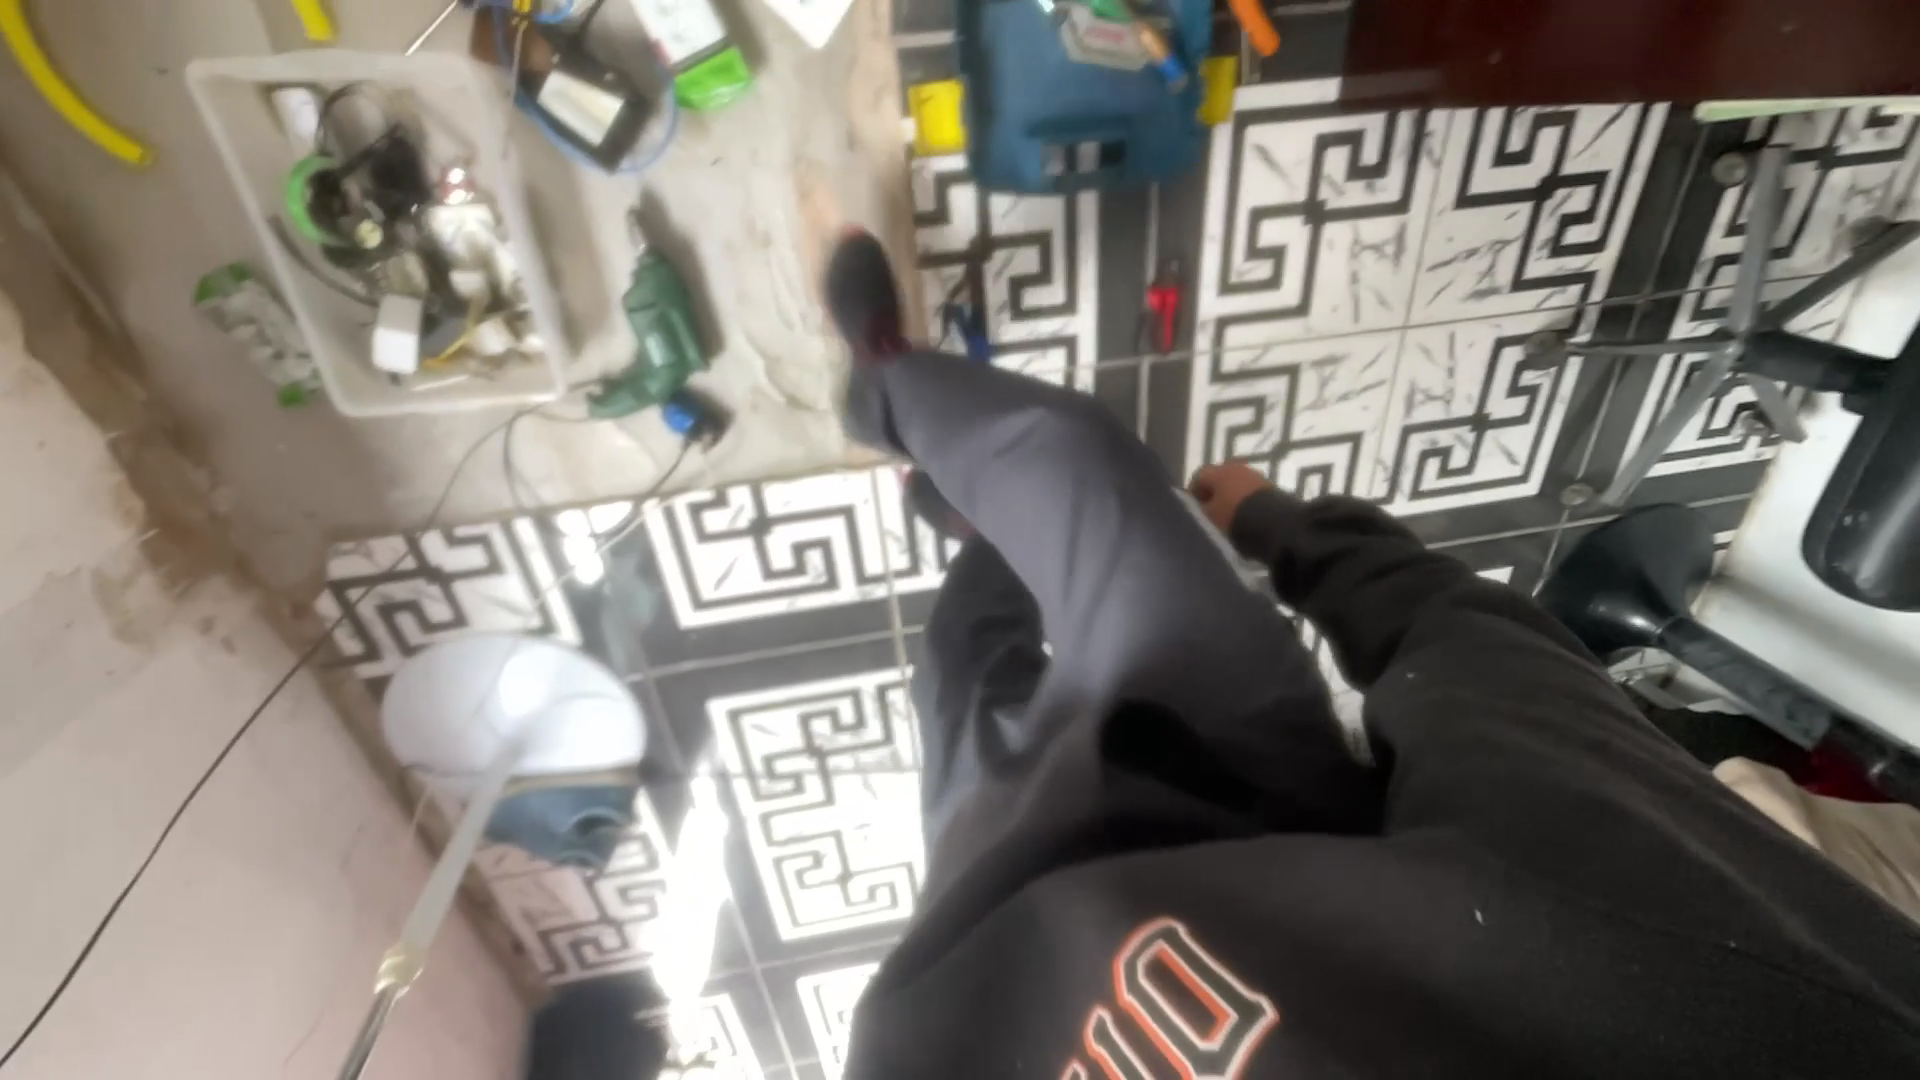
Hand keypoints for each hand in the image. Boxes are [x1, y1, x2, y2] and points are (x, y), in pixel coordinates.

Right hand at [1188, 462, 1273, 535]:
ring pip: (1235, 482)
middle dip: (1213, 491)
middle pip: (1218, 477)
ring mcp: (1254, 474)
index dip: (1193, 492)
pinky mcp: (1268, 484)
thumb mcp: (1209, 516)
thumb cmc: (1232, 515)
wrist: (1272, 520)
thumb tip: (1199, 506)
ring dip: (1230, 494)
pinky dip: (1244, 498)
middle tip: (1210, 509)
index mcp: (1217, 472)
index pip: (1198, 477)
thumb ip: (1200, 509)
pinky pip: (1249, 489)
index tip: (1193, 508)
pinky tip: (1244, 512)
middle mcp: (1235, 467)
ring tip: (1228, 512)